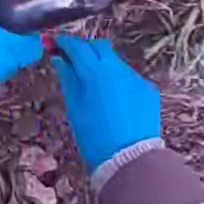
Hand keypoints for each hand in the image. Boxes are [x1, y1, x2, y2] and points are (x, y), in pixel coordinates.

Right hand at [50, 36, 162, 171]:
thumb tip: (60, 60)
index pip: (78, 46)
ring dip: (102, 66)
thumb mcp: (75, 108)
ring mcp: (136, 78)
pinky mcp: (148, 89)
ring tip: (93, 87)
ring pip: (115, 62)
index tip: (55, 44)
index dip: (64, 43)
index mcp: (95, 72)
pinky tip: (113, 100)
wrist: (130, 160)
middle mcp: (118, 69)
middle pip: (100, 47)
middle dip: (86, 50)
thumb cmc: (94, 138)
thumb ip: (68, 78)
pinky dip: (118, 81)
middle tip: (73, 62)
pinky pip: (129, 77)